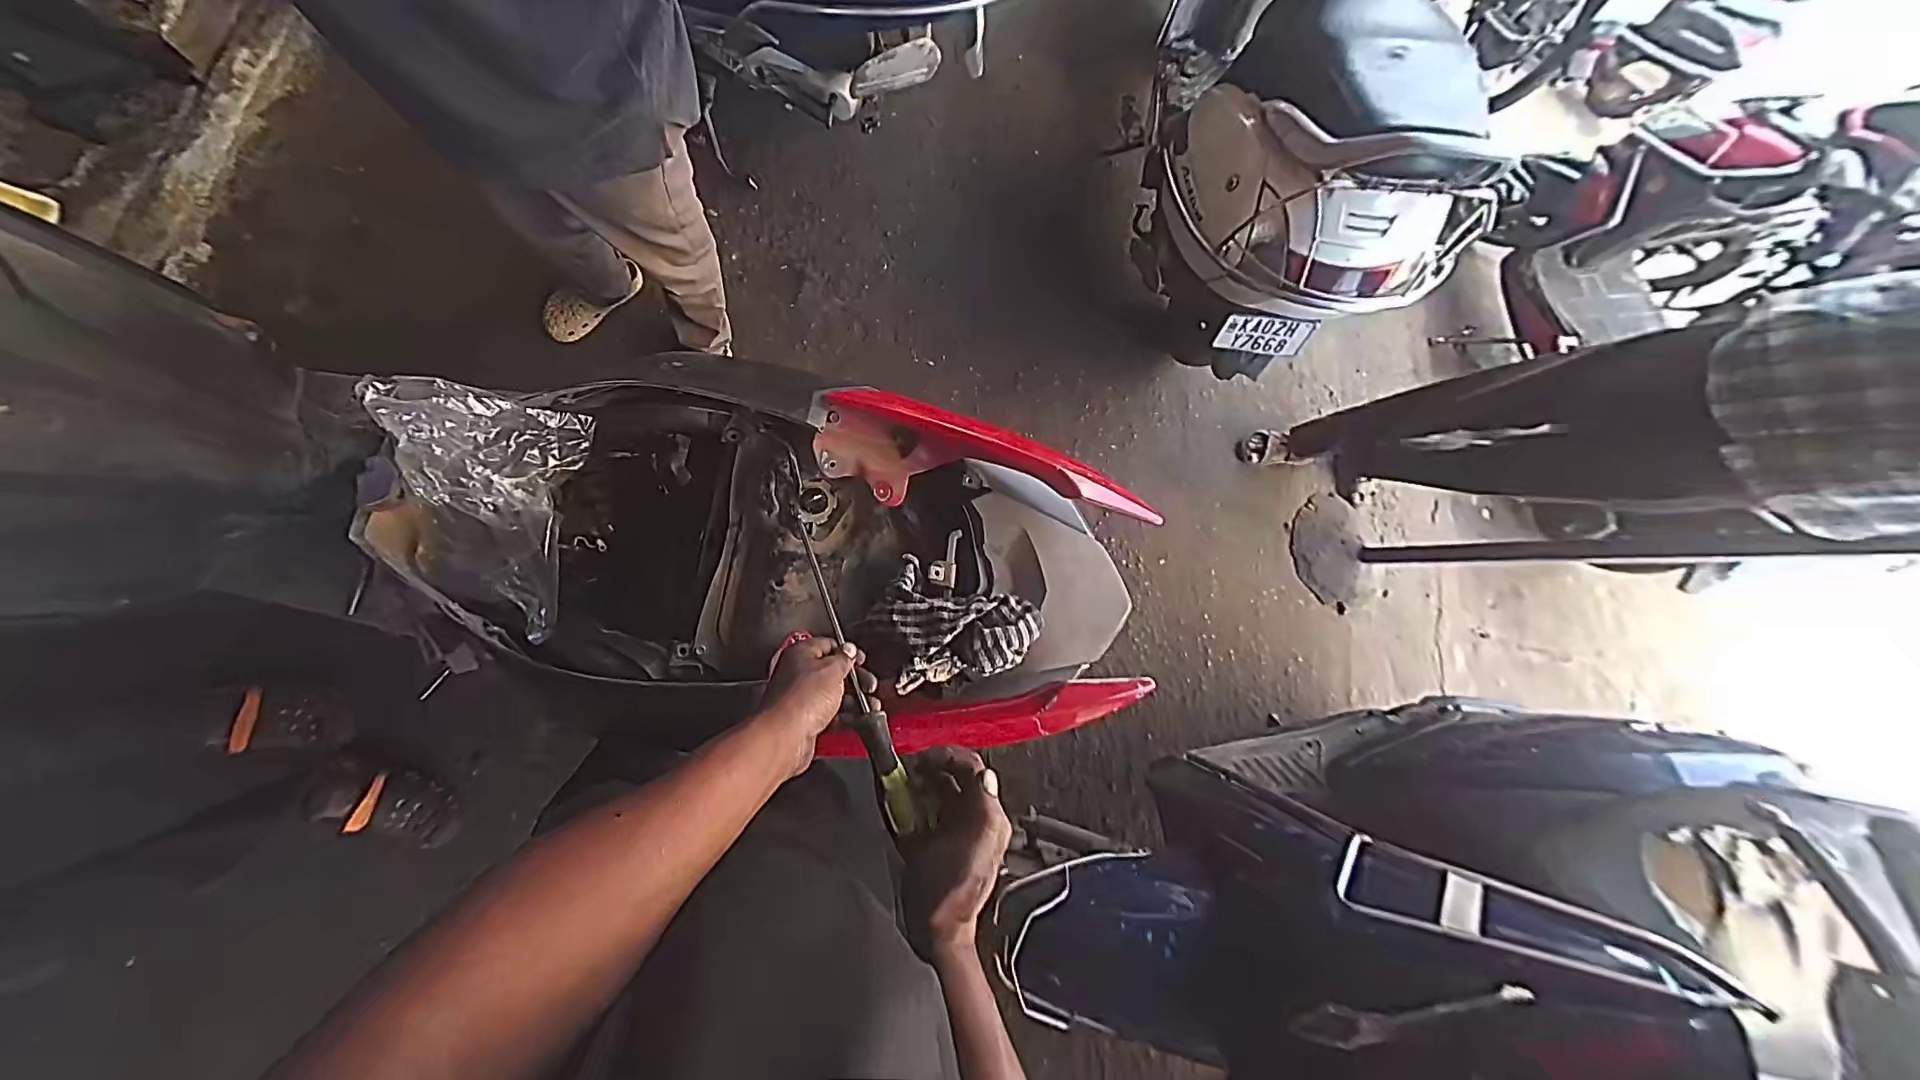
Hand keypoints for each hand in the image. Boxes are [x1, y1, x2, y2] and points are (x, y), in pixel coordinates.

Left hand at [756, 636, 870, 777]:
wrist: (786, 736)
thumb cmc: (802, 700)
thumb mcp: (832, 671)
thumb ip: (844, 658)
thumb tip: (848, 650)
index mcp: (800, 653)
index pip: (828, 645)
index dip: (847, 652)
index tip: (860, 660)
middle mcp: (796, 673)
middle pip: (831, 672)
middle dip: (853, 680)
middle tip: (868, 685)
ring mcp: (799, 698)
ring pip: (831, 695)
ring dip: (852, 700)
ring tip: (870, 704)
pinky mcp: (803, 720)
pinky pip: (827, 714)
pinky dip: (843, 716)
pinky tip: (857, 718)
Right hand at [902, 747, 1012, 958]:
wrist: (938, 930)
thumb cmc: (955, 891)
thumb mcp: (977, 839)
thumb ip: (985, 803)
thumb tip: (986, 774)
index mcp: (986, 815)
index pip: (972, 768)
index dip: (949, 757)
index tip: (924, 758)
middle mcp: (972, 819)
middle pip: (952, 776)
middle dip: (930, 768)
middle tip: (910, 770)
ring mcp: (951, 829)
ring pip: (935, 791)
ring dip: (918, 784)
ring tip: (904, 786)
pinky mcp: (932, 841)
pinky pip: (921, 811)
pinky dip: (910, 804)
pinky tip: (901, 807)